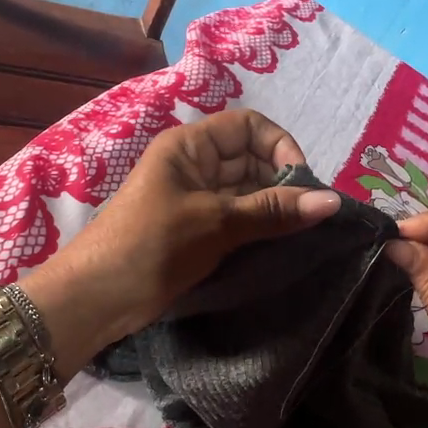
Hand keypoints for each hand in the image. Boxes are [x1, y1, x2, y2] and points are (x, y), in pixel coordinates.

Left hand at [21, 109, 341, 368]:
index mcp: (190, 146)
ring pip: (247, 190)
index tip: (303, 183)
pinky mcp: (195, 230)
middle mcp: (194, 165)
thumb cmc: (152, 247)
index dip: (280, 146)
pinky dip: (259, 226)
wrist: (94, 301)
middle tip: (310, 215)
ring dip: (274, 207)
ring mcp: (194, 198)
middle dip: (283, 181)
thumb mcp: (217, 224)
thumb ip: (274, 210)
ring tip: (302, 232)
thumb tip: (334, 201)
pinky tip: (280, 245)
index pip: (249, 126)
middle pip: (252, 158)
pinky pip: (237, 217)